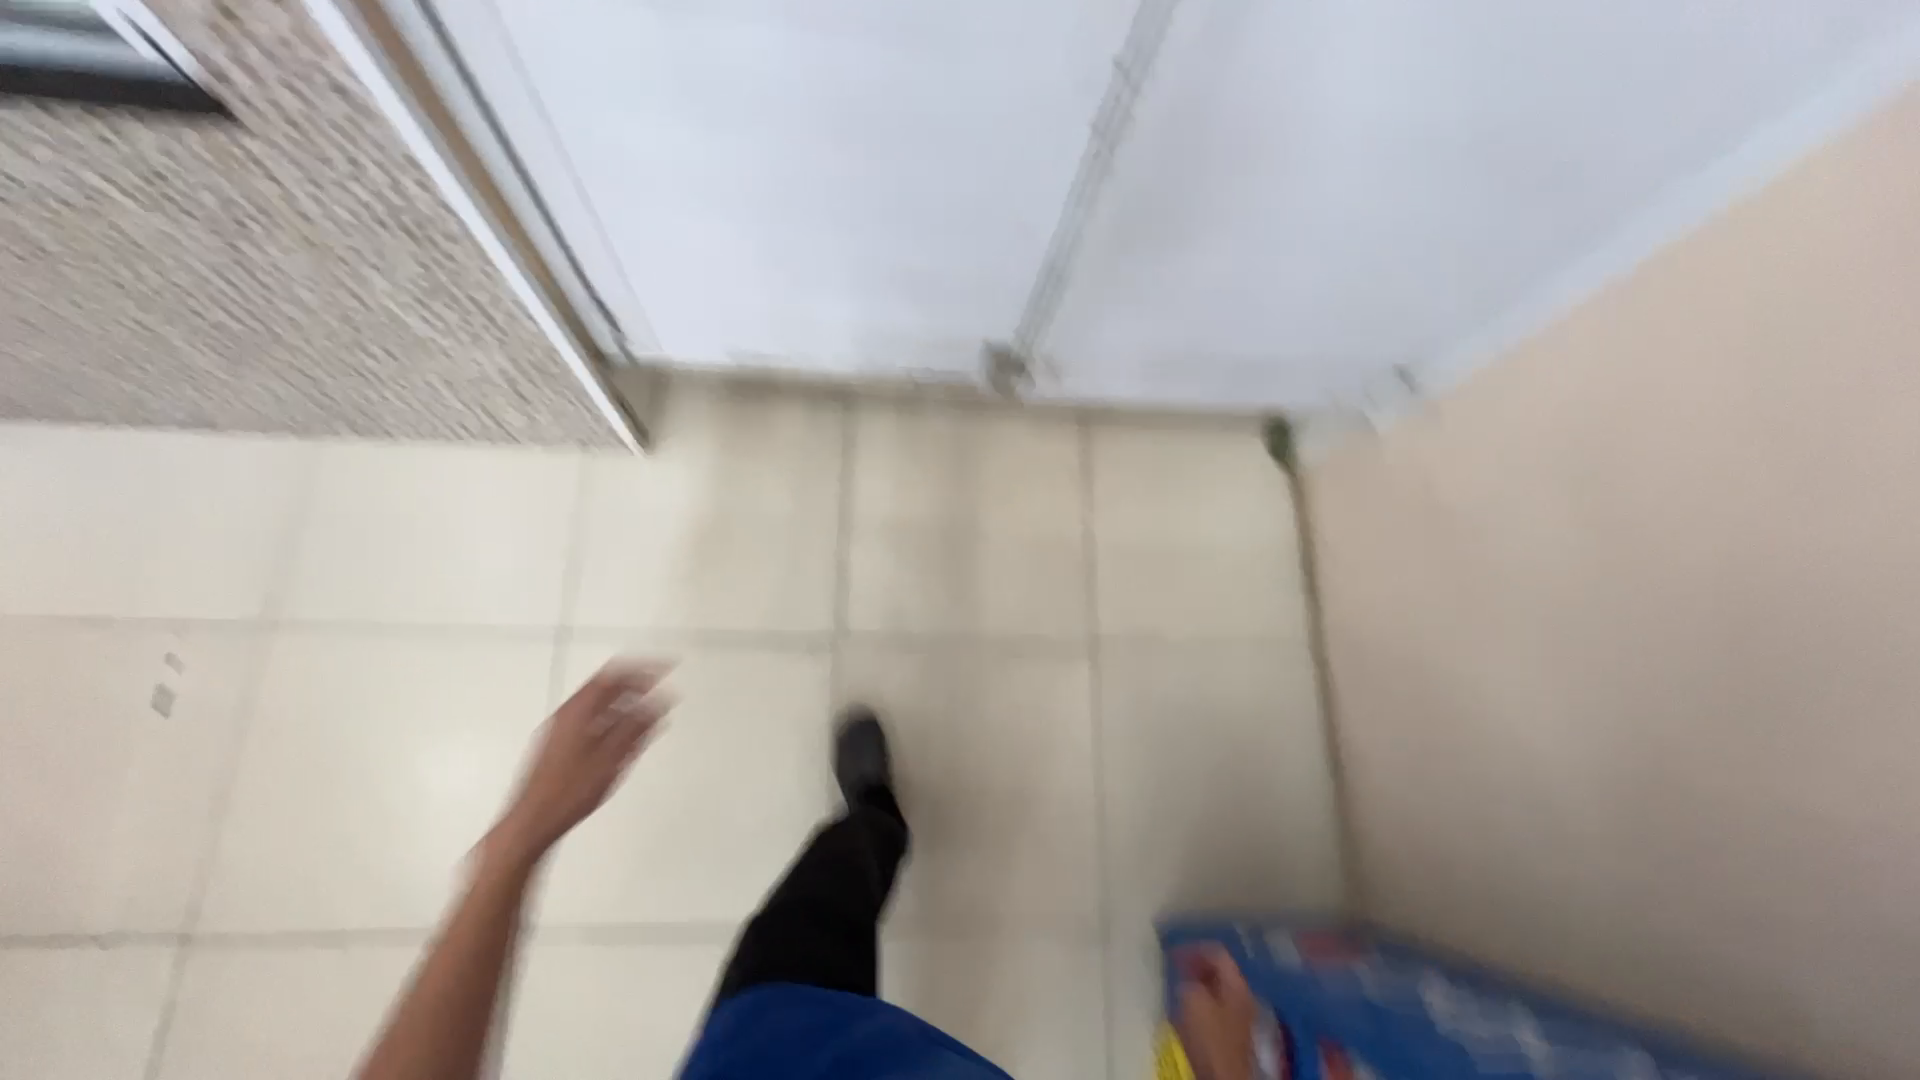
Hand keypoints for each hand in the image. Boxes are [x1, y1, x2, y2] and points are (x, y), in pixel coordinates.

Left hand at [486, 661, 671, 867]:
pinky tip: (624, 738)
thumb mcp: (611, 758)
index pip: (614, 675)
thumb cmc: (569, 792)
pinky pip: (590, 720)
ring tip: (647, 713)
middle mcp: (566, 715)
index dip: (642, 669)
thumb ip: (636, 728)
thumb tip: (657, 704)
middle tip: (658, 686)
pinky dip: (612, 719)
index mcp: (578, 712)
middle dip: (634, 684)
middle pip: (604, 686)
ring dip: (623, 702)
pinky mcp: (557, 747)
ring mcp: (559, 731)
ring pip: (596, 704)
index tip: (665, 669)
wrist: (532, 823)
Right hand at [1174, 944, 1258, 1079]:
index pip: (1217, 952)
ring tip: (1177, 981)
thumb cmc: (1209, 1035)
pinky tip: (1185, 1004)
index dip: (1194, 947)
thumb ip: (1188, 979)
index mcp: (1236, 984)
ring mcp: (1238, 1014)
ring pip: (1215, 987)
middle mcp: (1242, 995)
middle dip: (1195, 963)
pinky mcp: (1230, 1030)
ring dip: (1196, 981)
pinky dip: (1198, 998)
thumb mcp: (1192, 998)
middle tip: (1175, 963)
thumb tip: (1184, 976)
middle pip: (1218, 968)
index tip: (1174, 949)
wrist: (1222, 1076)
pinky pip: (1213, 1004)